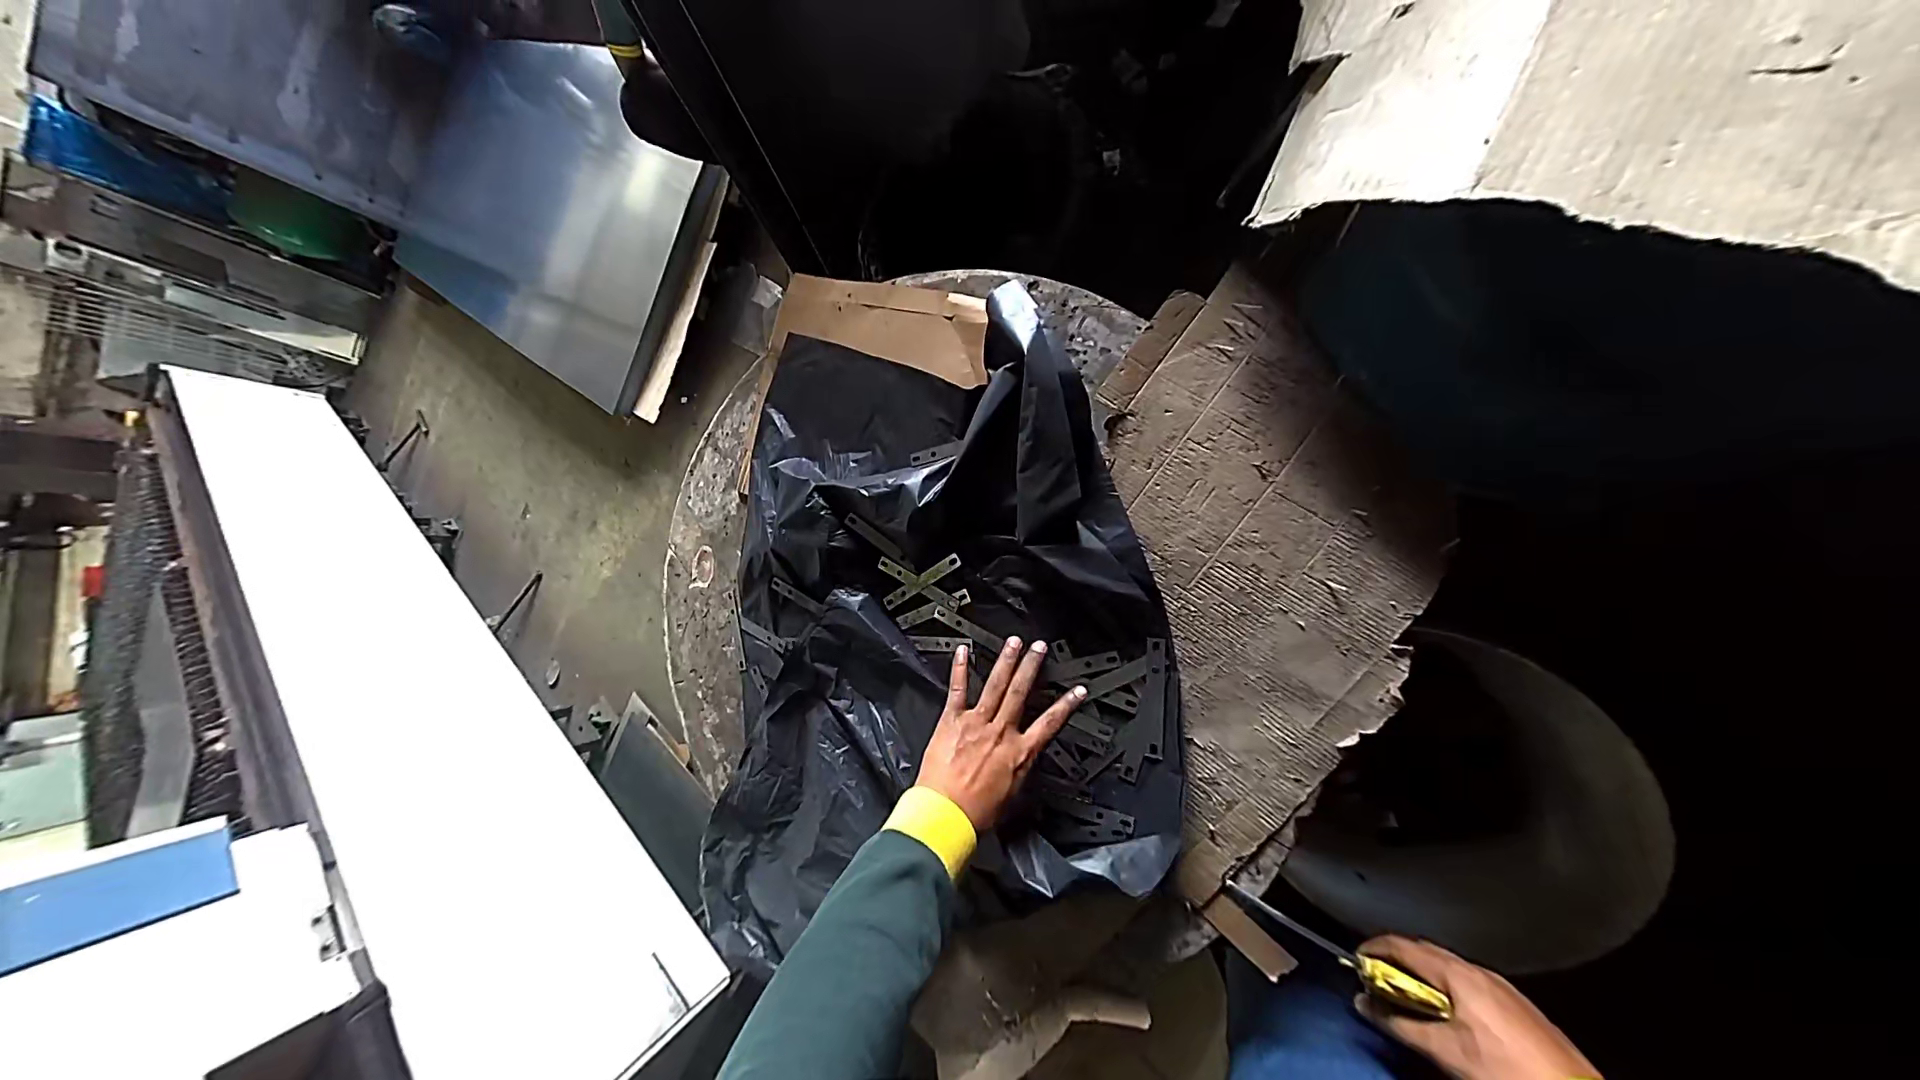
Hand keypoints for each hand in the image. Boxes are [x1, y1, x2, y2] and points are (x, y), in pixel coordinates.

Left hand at [916, 638, 1086, 828]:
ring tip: (1014, 642)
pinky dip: (959, 668)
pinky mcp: (952, 721)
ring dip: (1006, 660)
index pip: (1050, 722)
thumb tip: (1022, 765)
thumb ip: (1019, 771)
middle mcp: (1000, 732)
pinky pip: (957, 689)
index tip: (1077, 690)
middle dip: (1032, 666)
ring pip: (995, 684)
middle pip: (1021, 692)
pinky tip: (962, 651)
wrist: (947, 814)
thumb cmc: (976, 812)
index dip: (1066, 704)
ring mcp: (976, 722)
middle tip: (1040, 648)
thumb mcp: (1011, 795)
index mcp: (1019, 752)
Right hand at [1355, 936, 1599, 1079]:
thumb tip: (1362, 1003)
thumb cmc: (1508, 1073)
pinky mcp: (1516, 1006)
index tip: (1355, 963)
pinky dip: (1443, 988)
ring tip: (1405, 999)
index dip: (1374, 949)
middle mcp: (1479, 971)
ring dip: (1420, 975)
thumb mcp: (1447, 1053)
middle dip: (1395, 961)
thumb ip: (1401, 1025)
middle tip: (1375, 982)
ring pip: (1446, 967)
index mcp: (1459, 974)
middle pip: (1425, 952)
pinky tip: (1445, 1014)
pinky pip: (1466, 983)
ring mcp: (1502, 988)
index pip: (1403, 945)